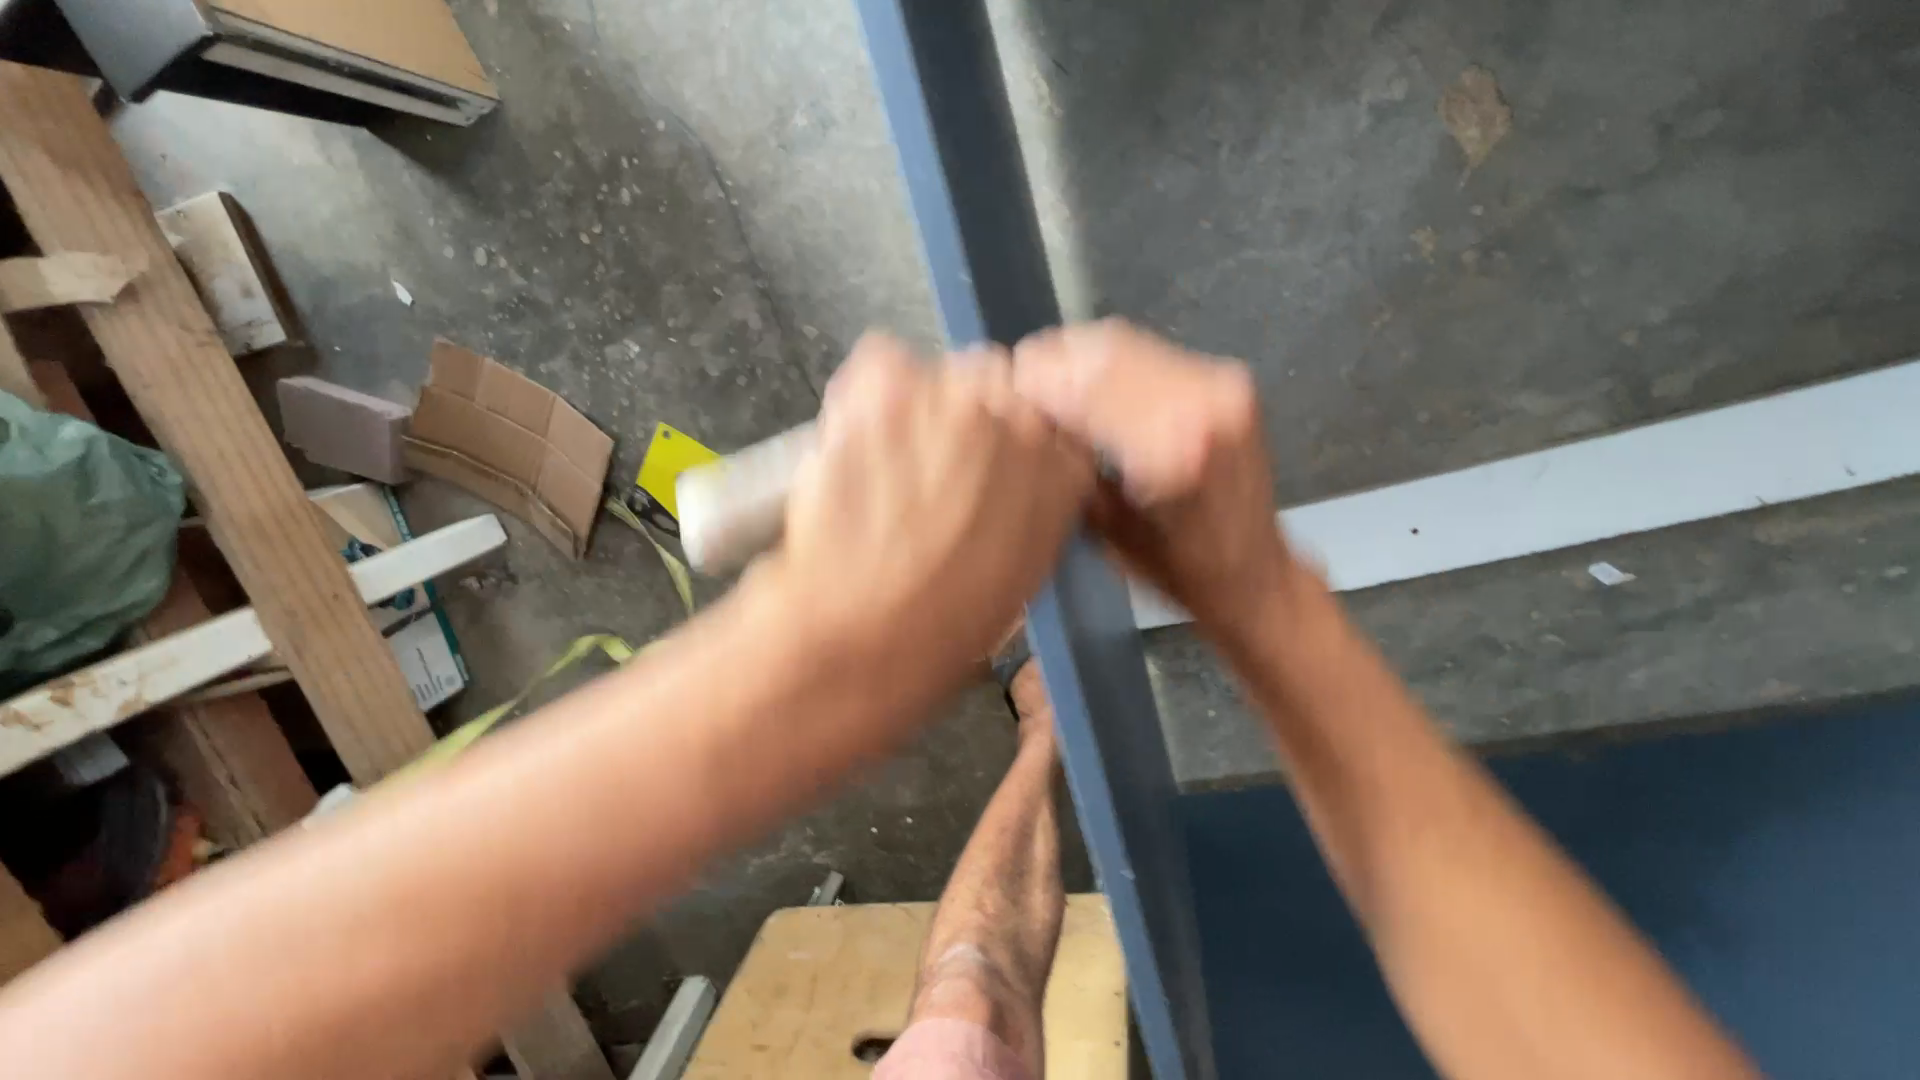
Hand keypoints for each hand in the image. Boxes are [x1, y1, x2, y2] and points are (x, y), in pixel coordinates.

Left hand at [766, 333, 1096, 697]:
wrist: (862, 636)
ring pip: (938, 372)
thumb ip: (1032, 515)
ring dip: (915, 406)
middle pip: (994, 382)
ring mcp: (954, 398)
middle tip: (929, 466)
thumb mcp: (1021, 577)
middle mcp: (1020, 421)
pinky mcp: (887, 390)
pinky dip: (867, 393)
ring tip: (885, 466)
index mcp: (1062, 472)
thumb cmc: (941, 630)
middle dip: (965, 415)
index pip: (1046, 422)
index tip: (980, 462)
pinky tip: (857, 443)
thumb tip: (1010, 490)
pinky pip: (882, 362)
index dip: (1006, 440)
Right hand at [1013, 319, 1298, 648]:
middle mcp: (1204, 404)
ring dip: (1078, 356)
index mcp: (1172, 450)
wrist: (1255, 572)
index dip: (1036, 383)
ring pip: (1126, 346)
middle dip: (1052, 362)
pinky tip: (1084, 380)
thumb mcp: (1106, 531)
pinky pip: (1150, 353)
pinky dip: (1109, 361)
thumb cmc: (1175, 571)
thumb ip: (1069, 468)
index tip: (1002, 391)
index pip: (1085, 389)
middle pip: (1104, 354)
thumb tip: (1029, 419)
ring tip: (1043, 377)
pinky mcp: (1227, 379)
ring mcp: (1221, 384)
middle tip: (1016, 380)